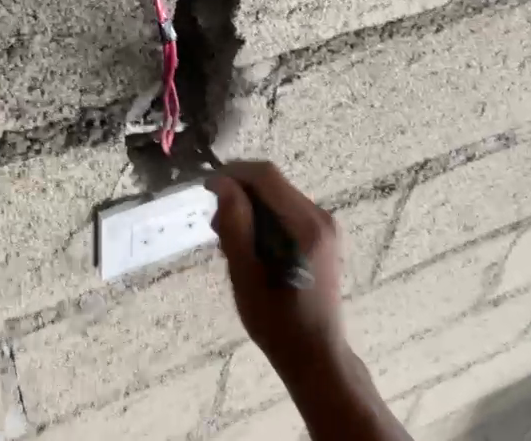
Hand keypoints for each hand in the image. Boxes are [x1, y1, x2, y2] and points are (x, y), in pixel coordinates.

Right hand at [206, 161, 344, 372]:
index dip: (232, 173)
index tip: (205, 189)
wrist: (316, 356)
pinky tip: (249, 244)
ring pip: (277, 196)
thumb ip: (235, 224)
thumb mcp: (246, 274)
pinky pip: (286, 211)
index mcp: (306, 225)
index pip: (265, 175)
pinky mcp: (322, 235)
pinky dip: (263, 218)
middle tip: (214, 224)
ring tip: (228, 238)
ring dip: (249, 207)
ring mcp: (325, 226)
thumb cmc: (277, 321)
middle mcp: (321, 217)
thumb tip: (223, 183)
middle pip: (272, 183)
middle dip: (239, 193)